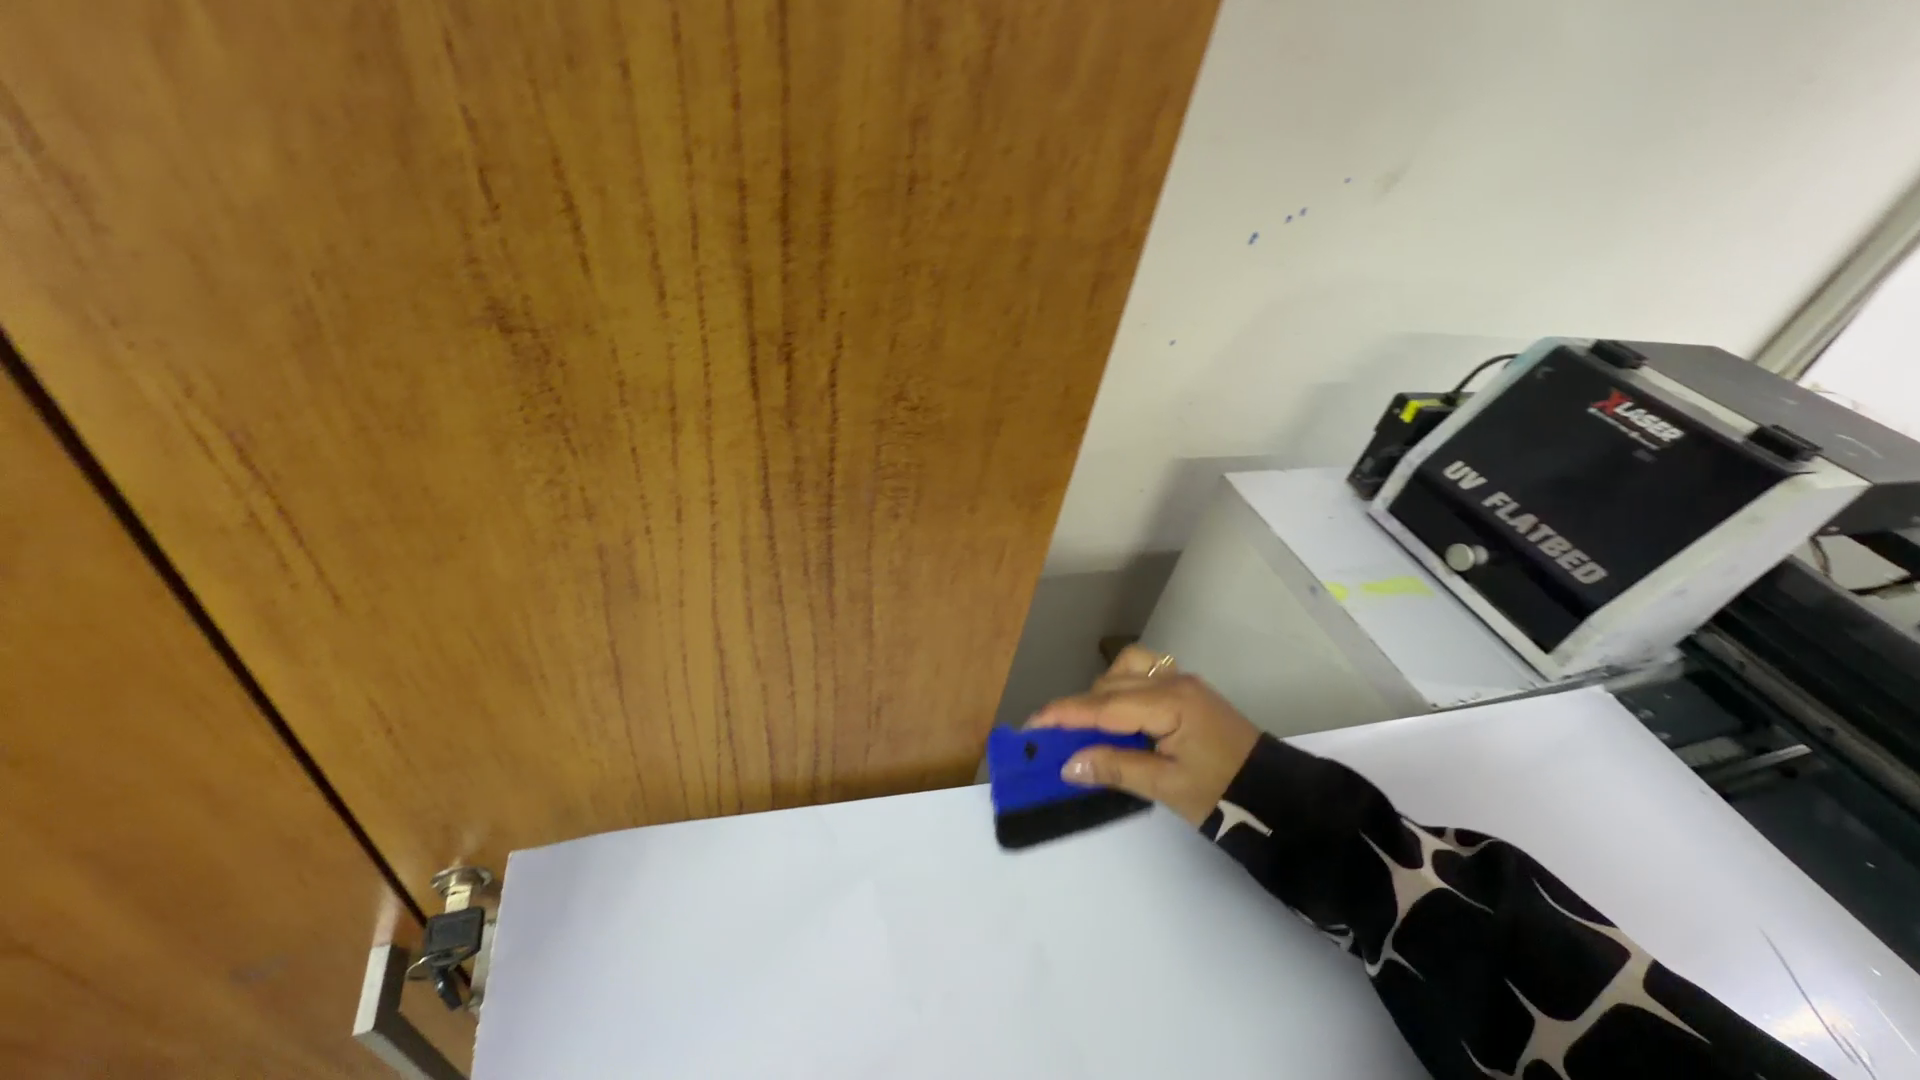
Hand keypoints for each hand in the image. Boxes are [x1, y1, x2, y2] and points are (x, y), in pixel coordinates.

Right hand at [1026, 646, 1260, 825]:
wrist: (1277, 793)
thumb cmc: (1223, 793)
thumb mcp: (1167, 787)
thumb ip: (1116, 768)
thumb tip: (1068, 763)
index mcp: (1170, 702)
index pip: (1104, 704)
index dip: (1064, 714)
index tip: (1031, 725)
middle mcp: (1172, 681)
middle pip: (1109, 685)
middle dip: (1076, 708)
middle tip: (1049, 736)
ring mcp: (1181, 682)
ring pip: (1124, 671)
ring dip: (1099, 694)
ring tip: (1084, 727)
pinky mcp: (1186, 691)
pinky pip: (1142, 676)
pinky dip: (1119, 689)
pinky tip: (1114, 716)